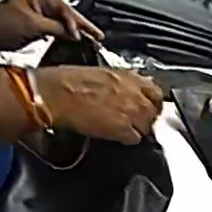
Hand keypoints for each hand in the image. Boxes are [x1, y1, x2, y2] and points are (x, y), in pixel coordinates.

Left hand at [0, 0, 102, 51]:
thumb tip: (75, 34)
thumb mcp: (34, 26)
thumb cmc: (1, 24)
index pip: (63, 8)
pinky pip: (56, 27)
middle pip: (66, 13)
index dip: (76, 23)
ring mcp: (36, 10)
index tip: (83, 36)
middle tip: (98, 36)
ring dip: (76, 31)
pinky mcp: (35, 22)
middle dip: (81, 25)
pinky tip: (75, 40)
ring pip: (62, 20)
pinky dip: (66, 34)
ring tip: (91, 39)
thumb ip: (57, 28)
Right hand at [34, 66, 163, 144]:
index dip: (153, 101)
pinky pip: (135, 139)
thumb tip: (137, 84)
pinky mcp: (123, 129)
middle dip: (146, 117)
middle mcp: (134, 94)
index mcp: (128, 77)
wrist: (54, 94)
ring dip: (138, 128)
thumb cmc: (68, 81)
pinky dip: (128, 138)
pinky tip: (116, 133)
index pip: (157, 92)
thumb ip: (124, 80)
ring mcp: (131, 113)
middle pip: (154, 112)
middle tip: (134, 118)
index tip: (148, 105)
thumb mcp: (101, 72)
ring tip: (122, 125)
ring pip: (147, 127)